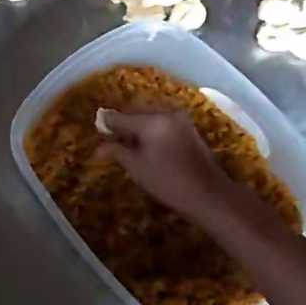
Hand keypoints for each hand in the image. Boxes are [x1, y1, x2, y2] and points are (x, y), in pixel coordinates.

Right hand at [96, 110, 238, 220]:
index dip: (107, 123)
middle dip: (124, 121)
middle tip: (113, 137)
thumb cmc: (167, 182)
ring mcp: (181, 119)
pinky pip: (165, 120)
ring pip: (152, 114)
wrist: (207, 193)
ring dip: (139, 123)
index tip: (98, 129)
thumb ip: (117, 151)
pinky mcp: (190, 128)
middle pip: (137, 111)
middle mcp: (167, 113)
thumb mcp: (137, 168)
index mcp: (151, 121)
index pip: (121, 117)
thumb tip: (98, 148)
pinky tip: (149, 143)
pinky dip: (154, 127)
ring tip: (131, 141)